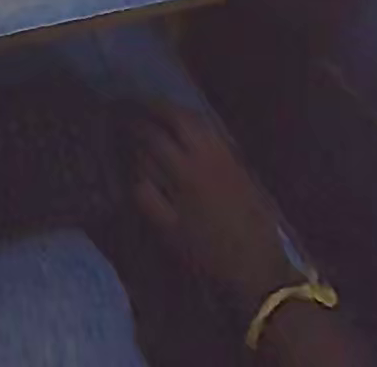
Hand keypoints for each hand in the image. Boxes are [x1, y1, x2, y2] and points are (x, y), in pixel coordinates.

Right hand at [130, 104, 296, 308]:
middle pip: (178, 117)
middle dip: (155, 106)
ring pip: (199, 121)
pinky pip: (214, 132)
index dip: (133, 124)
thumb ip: (145, 194)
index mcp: (184, 172)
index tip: (117, 118)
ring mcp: (226, 157)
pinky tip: (186, 128)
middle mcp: (205, 157)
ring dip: (176, 111)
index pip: (152, 135)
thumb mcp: (167, 230)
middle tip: (137, 103)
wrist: (259, 272)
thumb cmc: (207, 253)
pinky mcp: (239, 164)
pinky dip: (196, 122)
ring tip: (159, 111)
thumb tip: (132, 166)